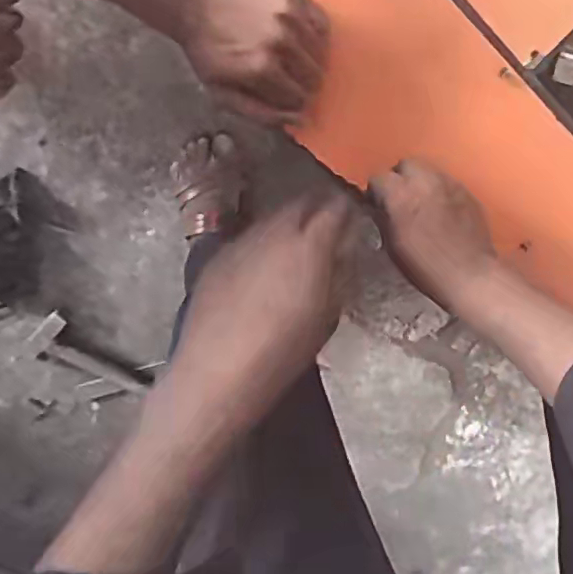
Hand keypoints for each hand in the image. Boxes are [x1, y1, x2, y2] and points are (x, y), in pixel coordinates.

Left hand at [167, 192, 355, 426]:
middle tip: (329, 224)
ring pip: (273, 217)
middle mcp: (275, 232)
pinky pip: (248, 238)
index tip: (354, 217)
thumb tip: (344, 250)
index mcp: (310, 244)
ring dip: (290, 224)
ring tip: (298, 246)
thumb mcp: (327, 314)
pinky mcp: (219, 256)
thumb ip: (339, 272)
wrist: (218, 371)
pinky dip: (263, 243)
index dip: (348, 209)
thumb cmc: (282, 352)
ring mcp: (243, 241)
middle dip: (318, 208)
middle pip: (302, 202)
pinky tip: (264, 266)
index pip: (336, 207)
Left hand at [180, 0, 328, 124]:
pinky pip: (321, 22)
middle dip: (306, 82)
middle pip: (314, 75)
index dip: (297, 101)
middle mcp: (281, 41)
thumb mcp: (223, 93)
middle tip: (293, 77)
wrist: (194, 2)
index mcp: (263, 68)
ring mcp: (289, 15)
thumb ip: (262, 113)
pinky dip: (317, 34)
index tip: (290, 95)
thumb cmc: (208, 51)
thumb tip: (300, 120)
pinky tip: (302, 36)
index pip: (300, 97)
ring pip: (321, 50)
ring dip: (312, 59)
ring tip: (296, 57)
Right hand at [369, 160, 499, 314]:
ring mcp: (448, 183)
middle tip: (402, 199)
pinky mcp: (466, 190)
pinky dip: (439, 190)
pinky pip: (446, 181)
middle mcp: (424, 180)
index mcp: (400, 194)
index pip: (378, 177)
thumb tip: (378, 207)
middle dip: (400, 178)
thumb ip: (383, 218)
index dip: (376, 192)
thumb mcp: (393, 246)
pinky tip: (442, 209)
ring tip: (423, 202)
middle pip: (405, 164)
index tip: (378, 205)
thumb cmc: (425, 266)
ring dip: (420, 181)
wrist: (469, 274)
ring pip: (428, 169)